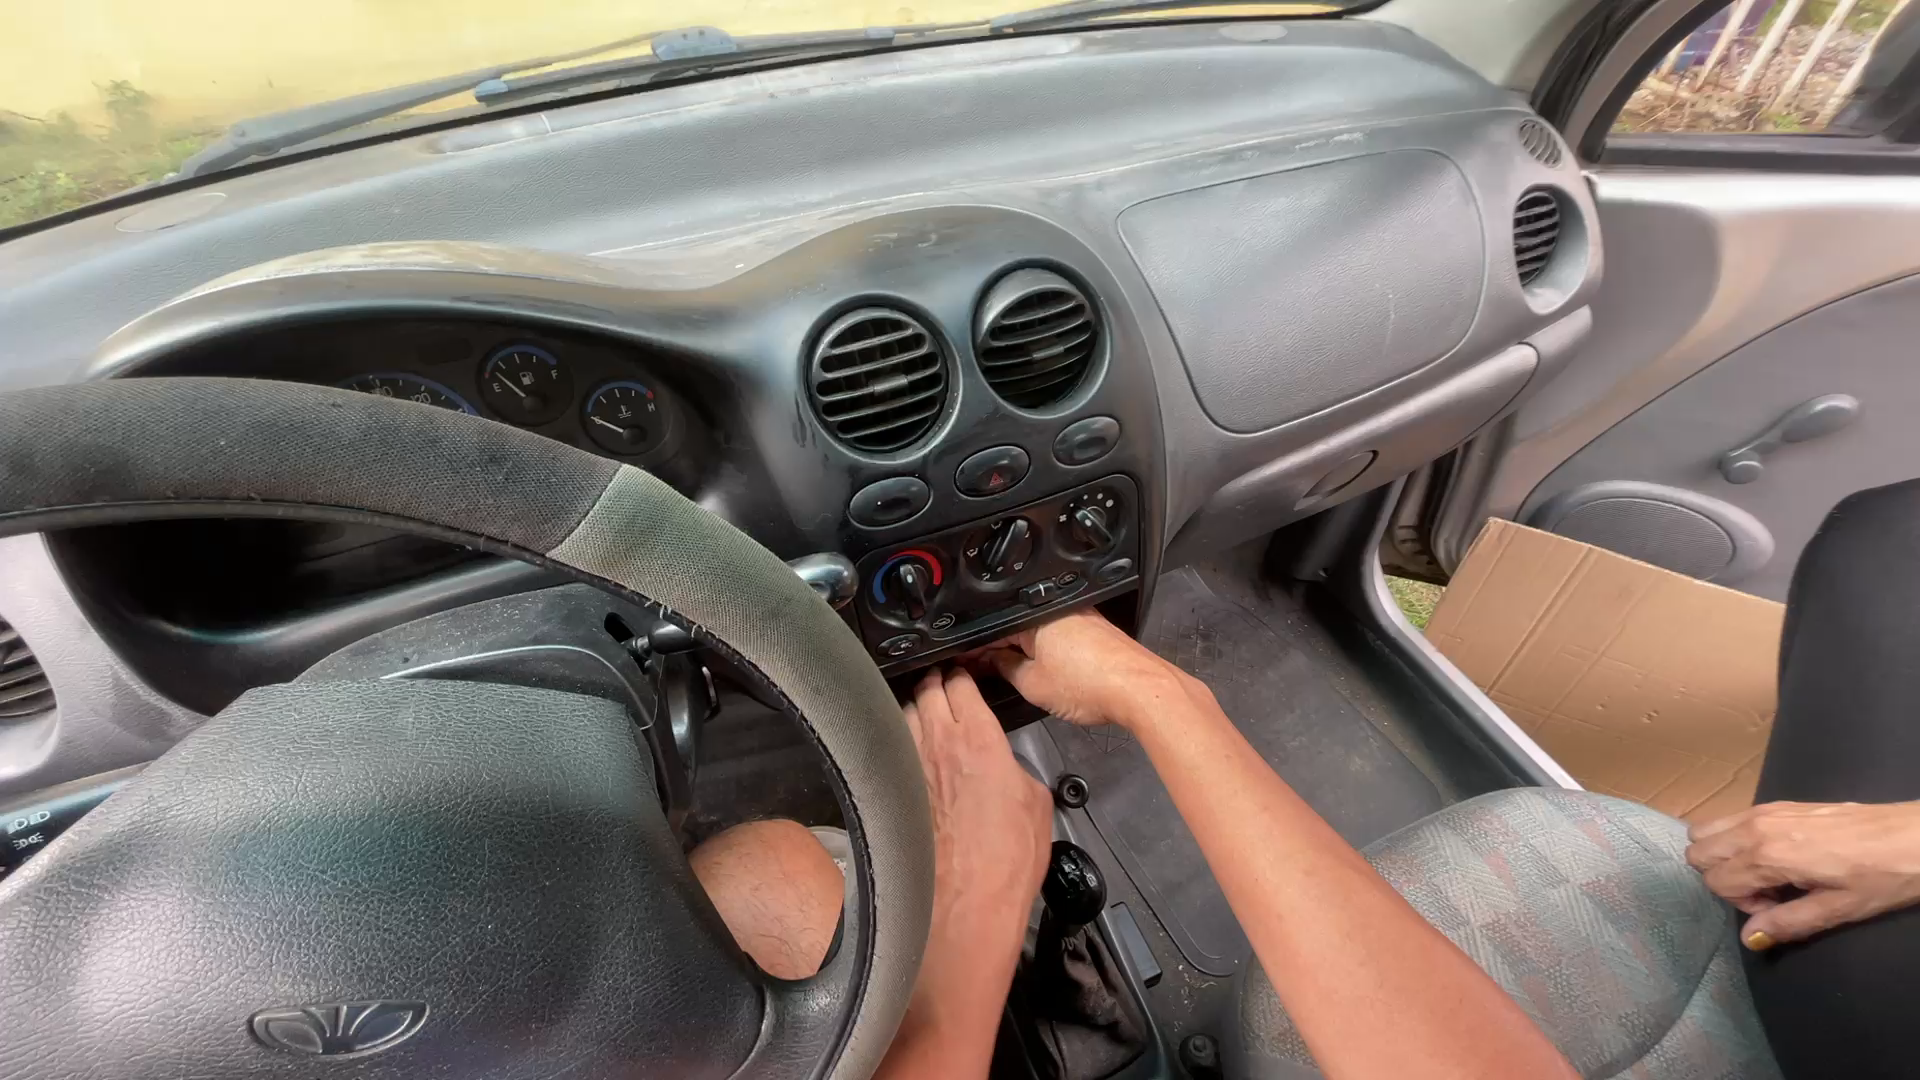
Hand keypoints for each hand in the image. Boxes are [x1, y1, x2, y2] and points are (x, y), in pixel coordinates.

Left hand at [901, 666, 1051, 964]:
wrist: (969, 903)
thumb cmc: (1008, 857)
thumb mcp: (1036, 800)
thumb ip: (1016, 768)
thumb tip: (1005, 766)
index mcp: (978, 736)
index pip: (961, 683)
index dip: (962, 674)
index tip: (964, 674)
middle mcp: (938, 742)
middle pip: (926, 690)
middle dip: (934, 681)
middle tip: (941, 682)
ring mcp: (912, 764)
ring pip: (904, 713)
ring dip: (915, 706)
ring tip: (924, 708)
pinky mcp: (897, 790)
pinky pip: (895, 747)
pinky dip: (902, 737)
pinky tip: (911, 746)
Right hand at [981, 608, 1201, 730]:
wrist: (1139, 689)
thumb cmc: (1090, 683)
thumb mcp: (1032, 683)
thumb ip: (1005, 668)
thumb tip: (992, 661)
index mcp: (1036, 615)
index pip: (993, 629)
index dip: (976, 648)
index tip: (966, 663)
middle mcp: (1058, 609)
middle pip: (1016, 627)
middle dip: (999, 649)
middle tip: (987, 674)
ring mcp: (1079, 617)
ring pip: (1038, 633)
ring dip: (1024, 651)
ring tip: (1019, 678)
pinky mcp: (1095, 631)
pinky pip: (1059, 638)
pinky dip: (1048, 653)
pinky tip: (1048, 674)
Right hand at [1686, 800, 1919, 949]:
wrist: (1919, 835)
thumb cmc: (1888, 877)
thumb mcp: (1845, 908)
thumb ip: (1791, 922)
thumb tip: (1749, 940)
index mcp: (1767, 858)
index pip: (1717, 882)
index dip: (1744, 903)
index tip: (1779, 908)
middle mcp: (1749, 831)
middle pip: (1696, 854)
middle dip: (1723, 878)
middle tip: (1768, 891)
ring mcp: (1755, 813)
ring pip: (1700, 832)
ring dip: (1719, 855)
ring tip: (1763, 870)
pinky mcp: (1767, 805)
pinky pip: (1722, 820)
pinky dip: (1730, 839)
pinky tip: (1773, 853)